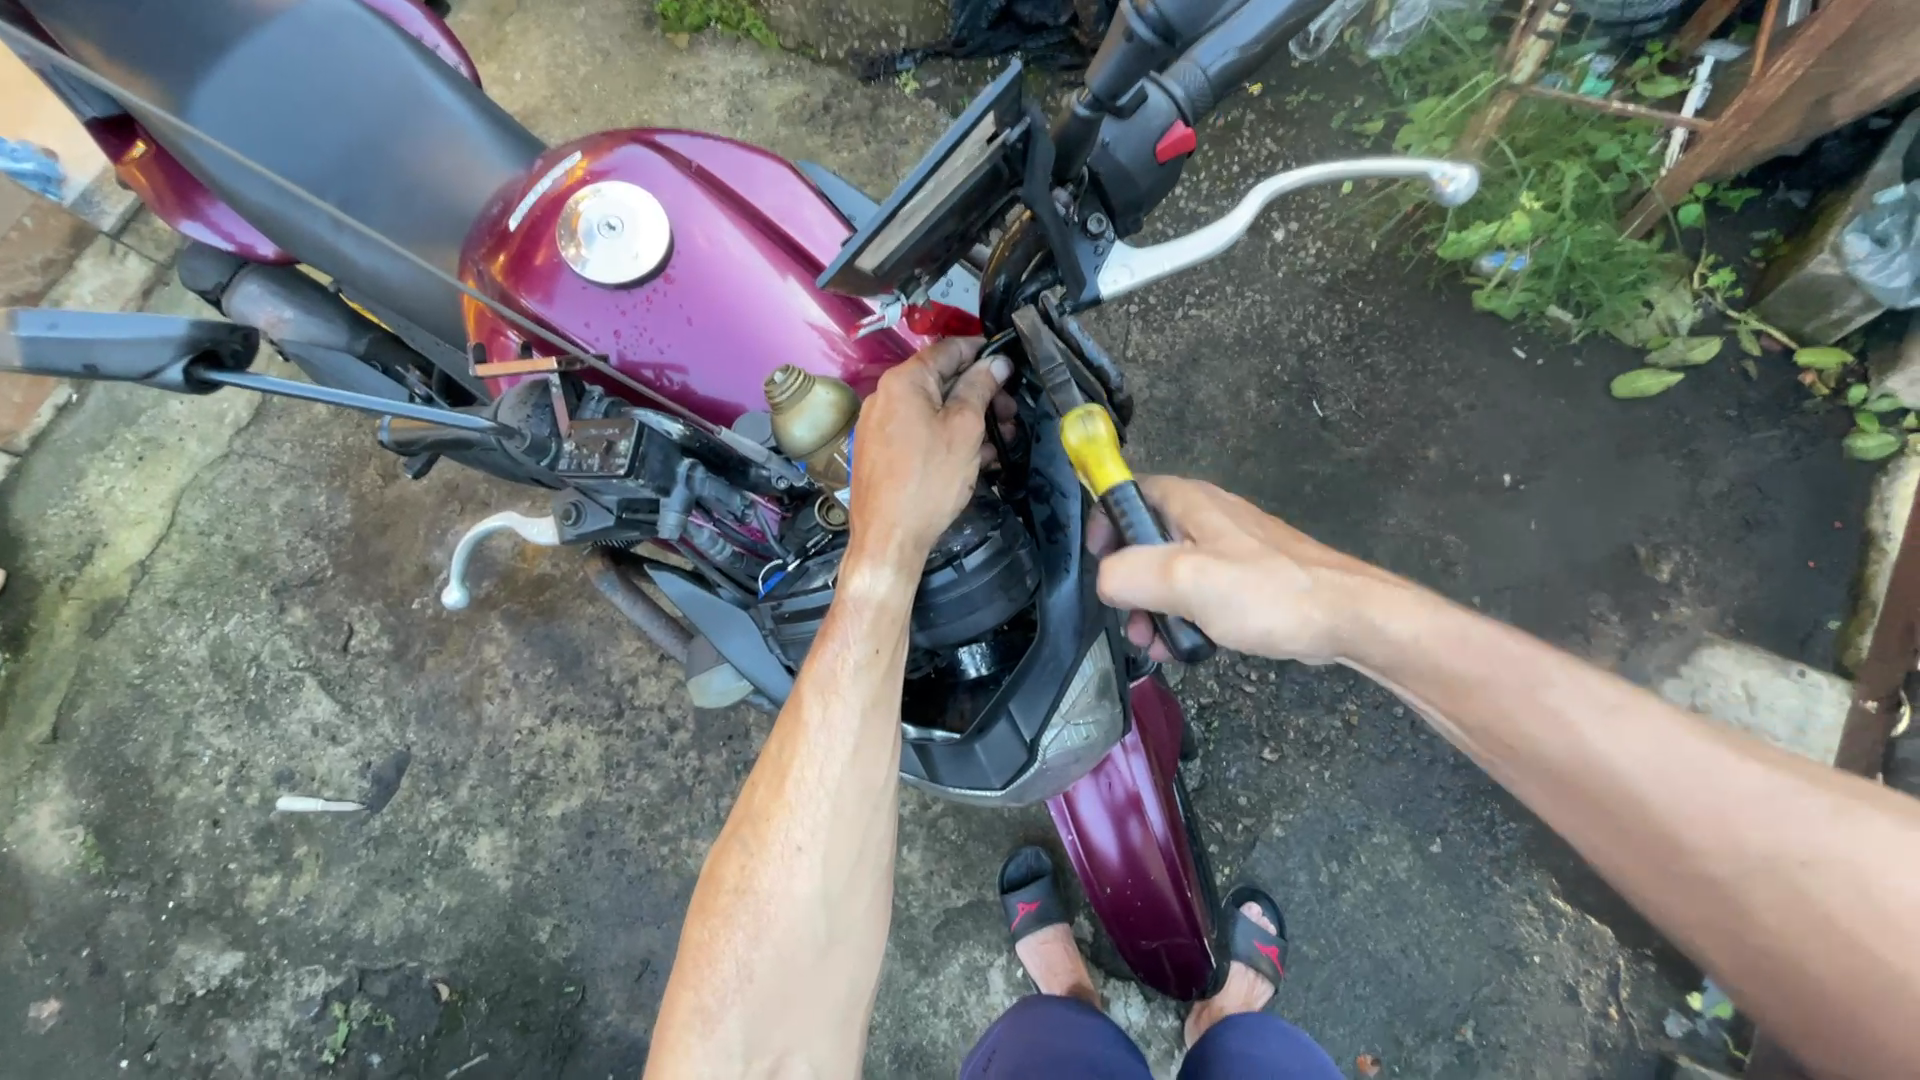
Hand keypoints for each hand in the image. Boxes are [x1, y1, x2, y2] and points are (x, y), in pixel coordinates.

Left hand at [848, 337, 1011, 566]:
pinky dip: (946, 439)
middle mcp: (885, 396)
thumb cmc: (929, 480)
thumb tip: (995, 362)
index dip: (981, 351)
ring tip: (999, 443)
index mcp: (903, 381)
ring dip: (968, 421)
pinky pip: (919, 433)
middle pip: (941, 382)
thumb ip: (980, 388)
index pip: (947, 349)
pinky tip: (974, 460)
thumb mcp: (965, 429)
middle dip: (980, 395)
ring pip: (933, 411)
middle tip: (1010, 415)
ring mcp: (879, 425)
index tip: (1007, 364)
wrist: (888, 537)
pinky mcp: (880, 452)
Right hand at [1090, 476, 1401, 663]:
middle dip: (1128, 582)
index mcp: (1188, 501)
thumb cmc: (1265, 592)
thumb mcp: (1185, 580)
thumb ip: (1128, 574)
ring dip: (1153, 608)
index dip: (1103, 523)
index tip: (1099, 564)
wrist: (1348, 617)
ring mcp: (1227, 548)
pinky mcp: (1244, 578)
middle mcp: (1204, 516)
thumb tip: (1105, 582)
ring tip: (1157, 643)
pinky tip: (1189, 646)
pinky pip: (1197, 592)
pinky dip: (1184, 616)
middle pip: (1143, 539)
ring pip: (1168, 571)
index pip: (1125, 492)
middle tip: (1130, 620)